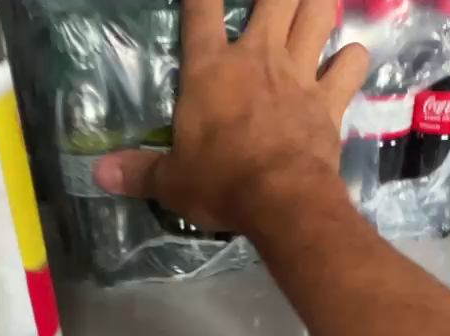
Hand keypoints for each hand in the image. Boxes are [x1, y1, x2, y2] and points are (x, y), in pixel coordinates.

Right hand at [91, 0, 368, 237]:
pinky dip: (351, 58)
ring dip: (318, 3)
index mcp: (210, 68)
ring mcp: (298, 75)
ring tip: (313, 3)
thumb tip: (98, 175)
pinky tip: (348, 59)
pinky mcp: (330, 101)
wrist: (281, 201)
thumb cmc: (221, 185)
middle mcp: (257, 57)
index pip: (200, 6)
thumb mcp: (171, 182)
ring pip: (318, 11)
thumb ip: (138, 172)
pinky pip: (350, 64)